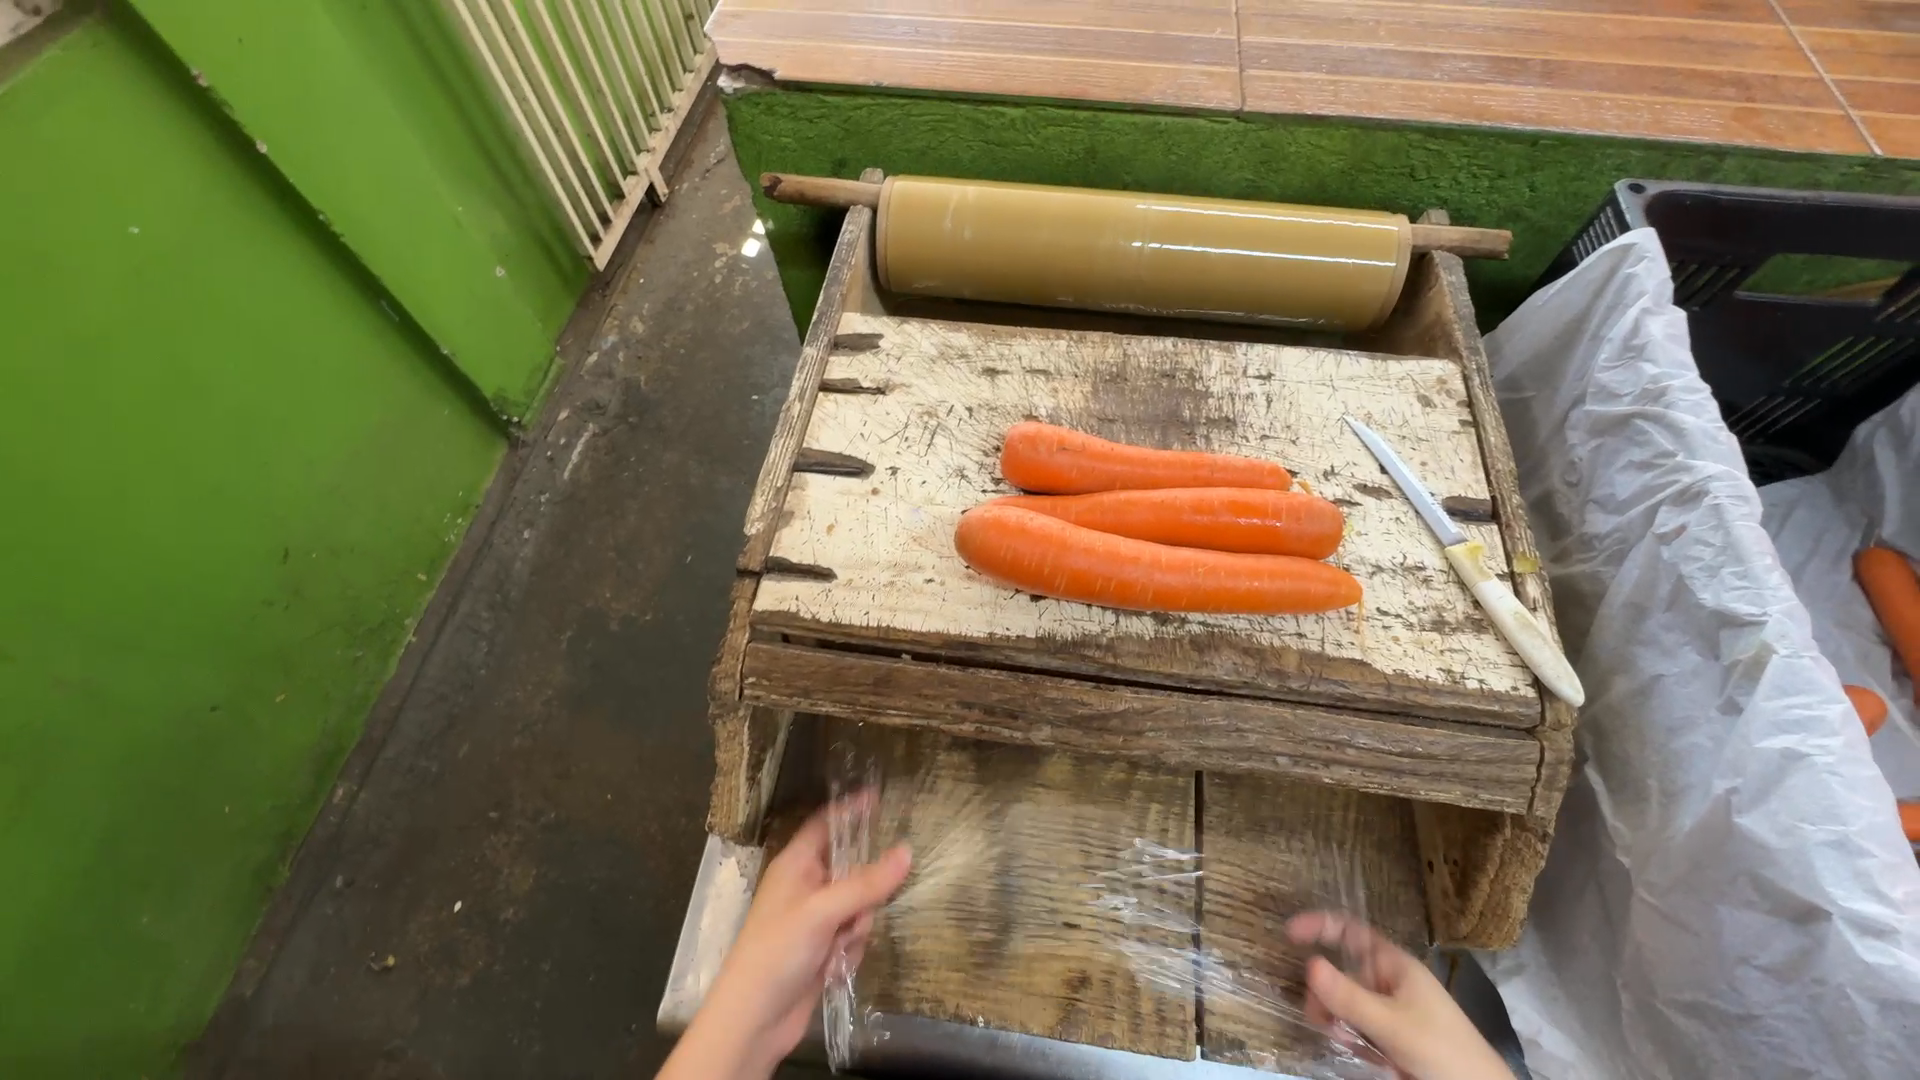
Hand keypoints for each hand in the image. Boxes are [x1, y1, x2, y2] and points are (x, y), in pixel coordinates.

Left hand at [661, 798, 911, 1079]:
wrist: (754, 1019)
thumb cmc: (777, 951)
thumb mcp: (823, 911)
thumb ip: (866, 883)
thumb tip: (907, 851)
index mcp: (795, 865)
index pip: (826, 823)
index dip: (850, 809)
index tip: (880, 797)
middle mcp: (806, 886)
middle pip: (853, 868)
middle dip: (863, 892)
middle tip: (857, 911)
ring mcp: (816, 919)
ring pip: (860, 905)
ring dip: (857, 927)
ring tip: (838, 946)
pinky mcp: (823, 948)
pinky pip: (855, 935)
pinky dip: (850, 951)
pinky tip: (833, 967)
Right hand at [1286, 911, 1514, 1079]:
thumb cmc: (1442, 1053)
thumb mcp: (1391, 1026)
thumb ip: (1348, 997)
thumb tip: (1307, 964)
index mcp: (1394, 965)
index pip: (1350, 930)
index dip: (1319, 925)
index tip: (1289, 935)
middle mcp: (1390, 981)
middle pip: (1341, 971)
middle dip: (1325, 992)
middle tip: (1320, 1019)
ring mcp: (1392, 1010)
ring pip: (1346, 1001)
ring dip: (1337, 1018)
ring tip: (1343, 1041)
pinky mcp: (1393, 1036)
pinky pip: (1358, 1025)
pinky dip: (1350, 1035)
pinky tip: (1357, 1052)